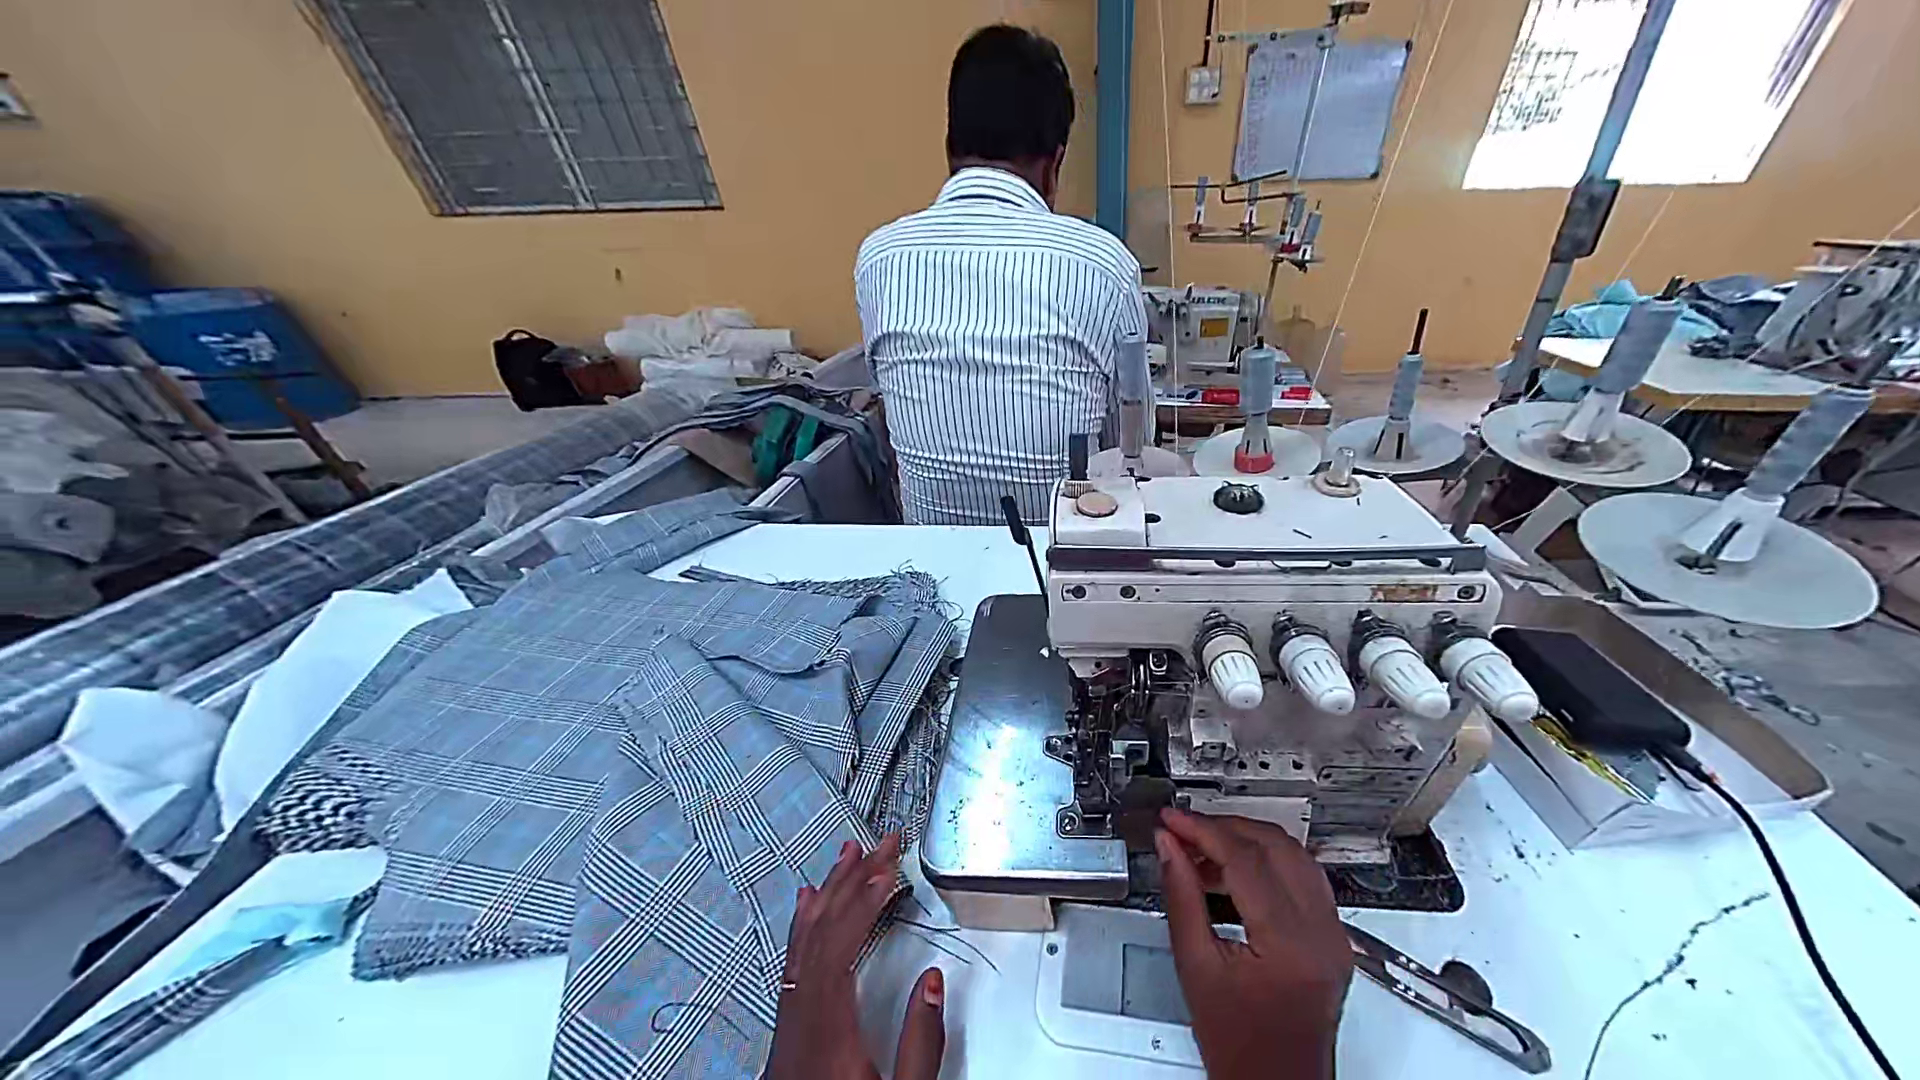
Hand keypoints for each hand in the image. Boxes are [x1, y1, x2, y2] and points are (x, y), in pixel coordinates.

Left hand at [765, 833, 945, 1079]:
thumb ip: (919, 1044)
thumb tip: (933, 984)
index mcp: (828, 1022)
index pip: (843, 938)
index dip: (867, 896)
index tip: (890, 866)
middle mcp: (803, 1008)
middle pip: (826, 924)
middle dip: (856, 877)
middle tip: (882, 844)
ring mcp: (792, 1012)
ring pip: (807, 933)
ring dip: (830, 888)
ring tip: (848, 854)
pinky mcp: (790, 1018)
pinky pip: (794, 953)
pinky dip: (805, 918)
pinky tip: (807, 900)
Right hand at [1154, 808, 1352, 1079]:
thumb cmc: (1239, 1044)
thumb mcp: (1194, 965)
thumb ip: (1181, 895)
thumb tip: (1168, 845)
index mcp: (1290, 946)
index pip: (1245, 859)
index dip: (1202, 830)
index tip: (1172, 820)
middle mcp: (1323, 936)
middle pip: (1275, 846)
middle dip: (1223, 827)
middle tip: (1183, 828)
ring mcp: (1334, 936)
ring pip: (1293, 853)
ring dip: (1246, 839)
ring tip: (1202, 844)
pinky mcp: (1333, 937)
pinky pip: (1303, 875)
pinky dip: (1266, 859)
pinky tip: (1232, 866)